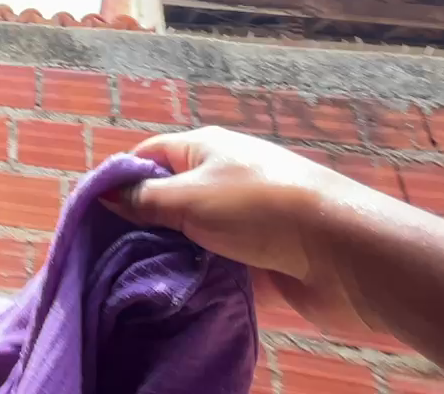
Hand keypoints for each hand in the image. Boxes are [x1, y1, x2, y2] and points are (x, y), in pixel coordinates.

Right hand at [101, 126, 409, 334]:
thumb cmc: (259, 209)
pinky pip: (220, 264)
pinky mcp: (265, 256)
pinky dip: (202, 276)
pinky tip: (178, 295)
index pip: (147, 156)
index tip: (96, 212)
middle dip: (144, 222)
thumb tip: (106, 195)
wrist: (347, 253)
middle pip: (169, 196)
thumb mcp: (189, 199)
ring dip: (174, 253)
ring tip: (139, 278)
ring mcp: (245, 218)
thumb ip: (144, 200)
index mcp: (202, 149)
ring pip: (194, 234)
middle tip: (111, 251)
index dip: (120, 179)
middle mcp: (221, 177)